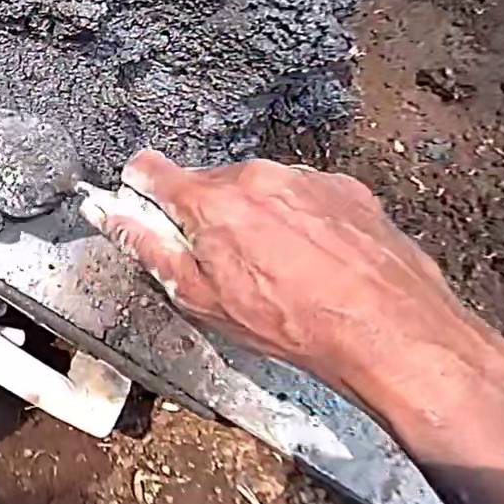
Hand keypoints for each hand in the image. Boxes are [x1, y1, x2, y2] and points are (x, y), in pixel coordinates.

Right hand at [82, 150, 503, 402]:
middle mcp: (255, 176)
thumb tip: (110, 216)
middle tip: (218, 261)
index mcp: (211, 201)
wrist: (394, 335)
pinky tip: (307, 258)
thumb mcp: (200, 297)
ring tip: (271, 266)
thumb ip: (147, 247)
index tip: (142, 206)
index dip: (137, 188)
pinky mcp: (342, 187)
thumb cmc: (295, 324)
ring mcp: (303, 178)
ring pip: (251, 187)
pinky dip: (290, 217)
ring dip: (247, 215)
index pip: (148, 168)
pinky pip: (296, 192)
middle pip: (202, 181)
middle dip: (199, 213)